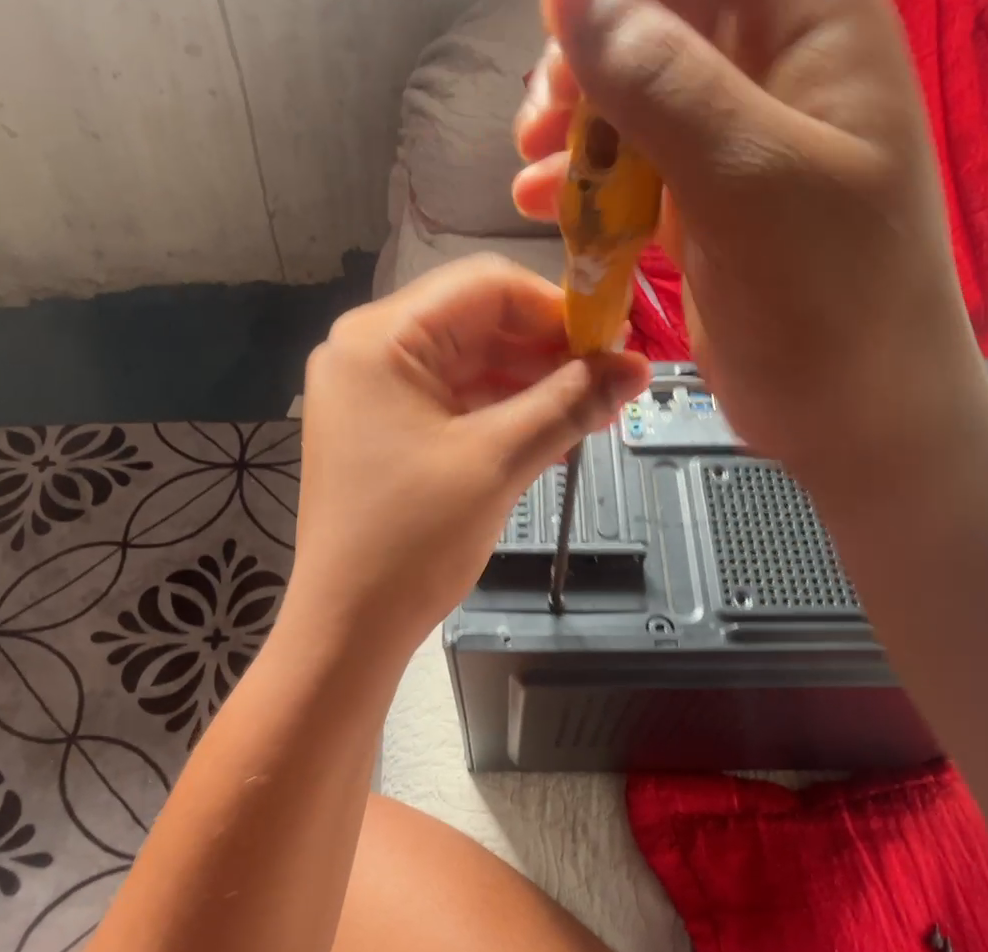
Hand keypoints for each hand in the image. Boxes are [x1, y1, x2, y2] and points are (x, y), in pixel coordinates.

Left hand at [285, 256, 650, 659]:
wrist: (349, 627)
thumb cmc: (411, 541)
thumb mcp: (497, 462)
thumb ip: (569, 403)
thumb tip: (638, 366)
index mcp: (380, 339)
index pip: (485, 287)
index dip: (557, 309)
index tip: (616, 342)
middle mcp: (368, 352)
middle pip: (478, 324)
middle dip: (549, 353)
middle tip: (613, 385)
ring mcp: (373, 395)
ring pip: (471, 366)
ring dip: (532, 387)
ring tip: (590, 415)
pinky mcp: (384, 432)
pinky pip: (455, 404)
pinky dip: (502, 415)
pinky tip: (549, 438)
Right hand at [513, 0, 987, 503]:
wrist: (856, 419)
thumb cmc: (832, 299)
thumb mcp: (750, 181)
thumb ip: (663, 83)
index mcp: (817, 29)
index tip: (559, 26)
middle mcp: (775, 69)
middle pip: (663, 16)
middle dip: (593, 49)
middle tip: (545, 109)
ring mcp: (736, 141)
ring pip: (638, 91)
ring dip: (577, 116)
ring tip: (533, 155)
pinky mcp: (704, 204)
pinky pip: (632, 165)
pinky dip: (585, 178)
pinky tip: (541, 199)